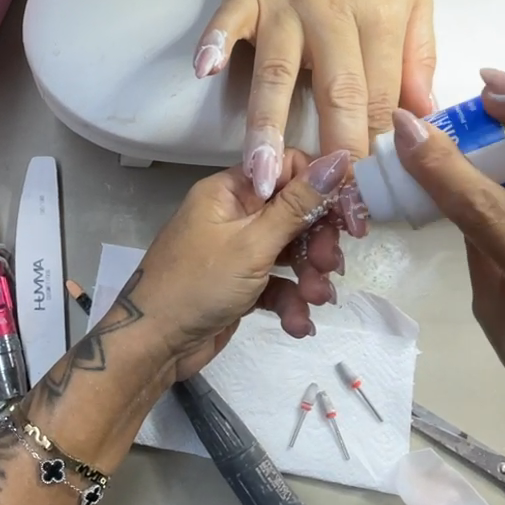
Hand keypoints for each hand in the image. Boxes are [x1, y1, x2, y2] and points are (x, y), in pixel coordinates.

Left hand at [128, 150, 352, 380]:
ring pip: (289, 253)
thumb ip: (298, 205)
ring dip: (308, 278)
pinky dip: (290, 302)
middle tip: (328, 266)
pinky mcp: (240, 286)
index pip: (287, 171)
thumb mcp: (252, 244)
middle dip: (317, 243)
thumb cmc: (198, 286)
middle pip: (294, 214)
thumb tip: (339, 159)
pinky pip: (276, 284)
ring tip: (314, 300)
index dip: (322, 191)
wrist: (155, 345)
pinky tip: (297, 325)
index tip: (349, 217)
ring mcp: (235, 252)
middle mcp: (231, 215)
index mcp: (227, 192)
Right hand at [194, 0, 436, 197]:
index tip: (359, 188)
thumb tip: (419, 119)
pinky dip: (215, 43)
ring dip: (266, 124)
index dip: (370, 144)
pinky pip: (228, 22)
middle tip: (317, 204)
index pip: (378, 94)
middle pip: (334, 91)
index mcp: (382, 17)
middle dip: (328, 149)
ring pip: (277, 71)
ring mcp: (284, 5)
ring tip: (259, 172)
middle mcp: (334, 14)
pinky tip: (204, 73)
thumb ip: (417, 57)